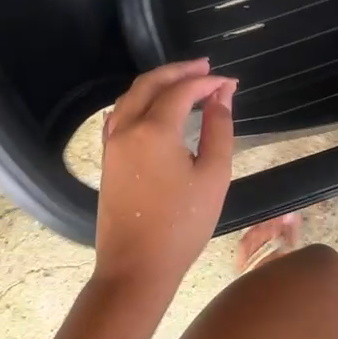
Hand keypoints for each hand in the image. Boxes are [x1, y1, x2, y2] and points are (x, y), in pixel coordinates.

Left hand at [94, 59, 237, 291]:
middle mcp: (127, 128)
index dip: (207, 82)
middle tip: (206, 68)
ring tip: (186, 81)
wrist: (136, 269)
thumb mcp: (213, 176)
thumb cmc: (182, 226)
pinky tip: (155, 105)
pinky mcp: (108, 158)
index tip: (230, 83)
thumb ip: (219, 128)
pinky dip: (140, 100)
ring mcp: (112, 143)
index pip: (182, 90)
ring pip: (132, 95)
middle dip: (179, 71)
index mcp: (154, 130)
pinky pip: (121, 113)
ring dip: (159, 82)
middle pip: (151, 83)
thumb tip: (222, 94)